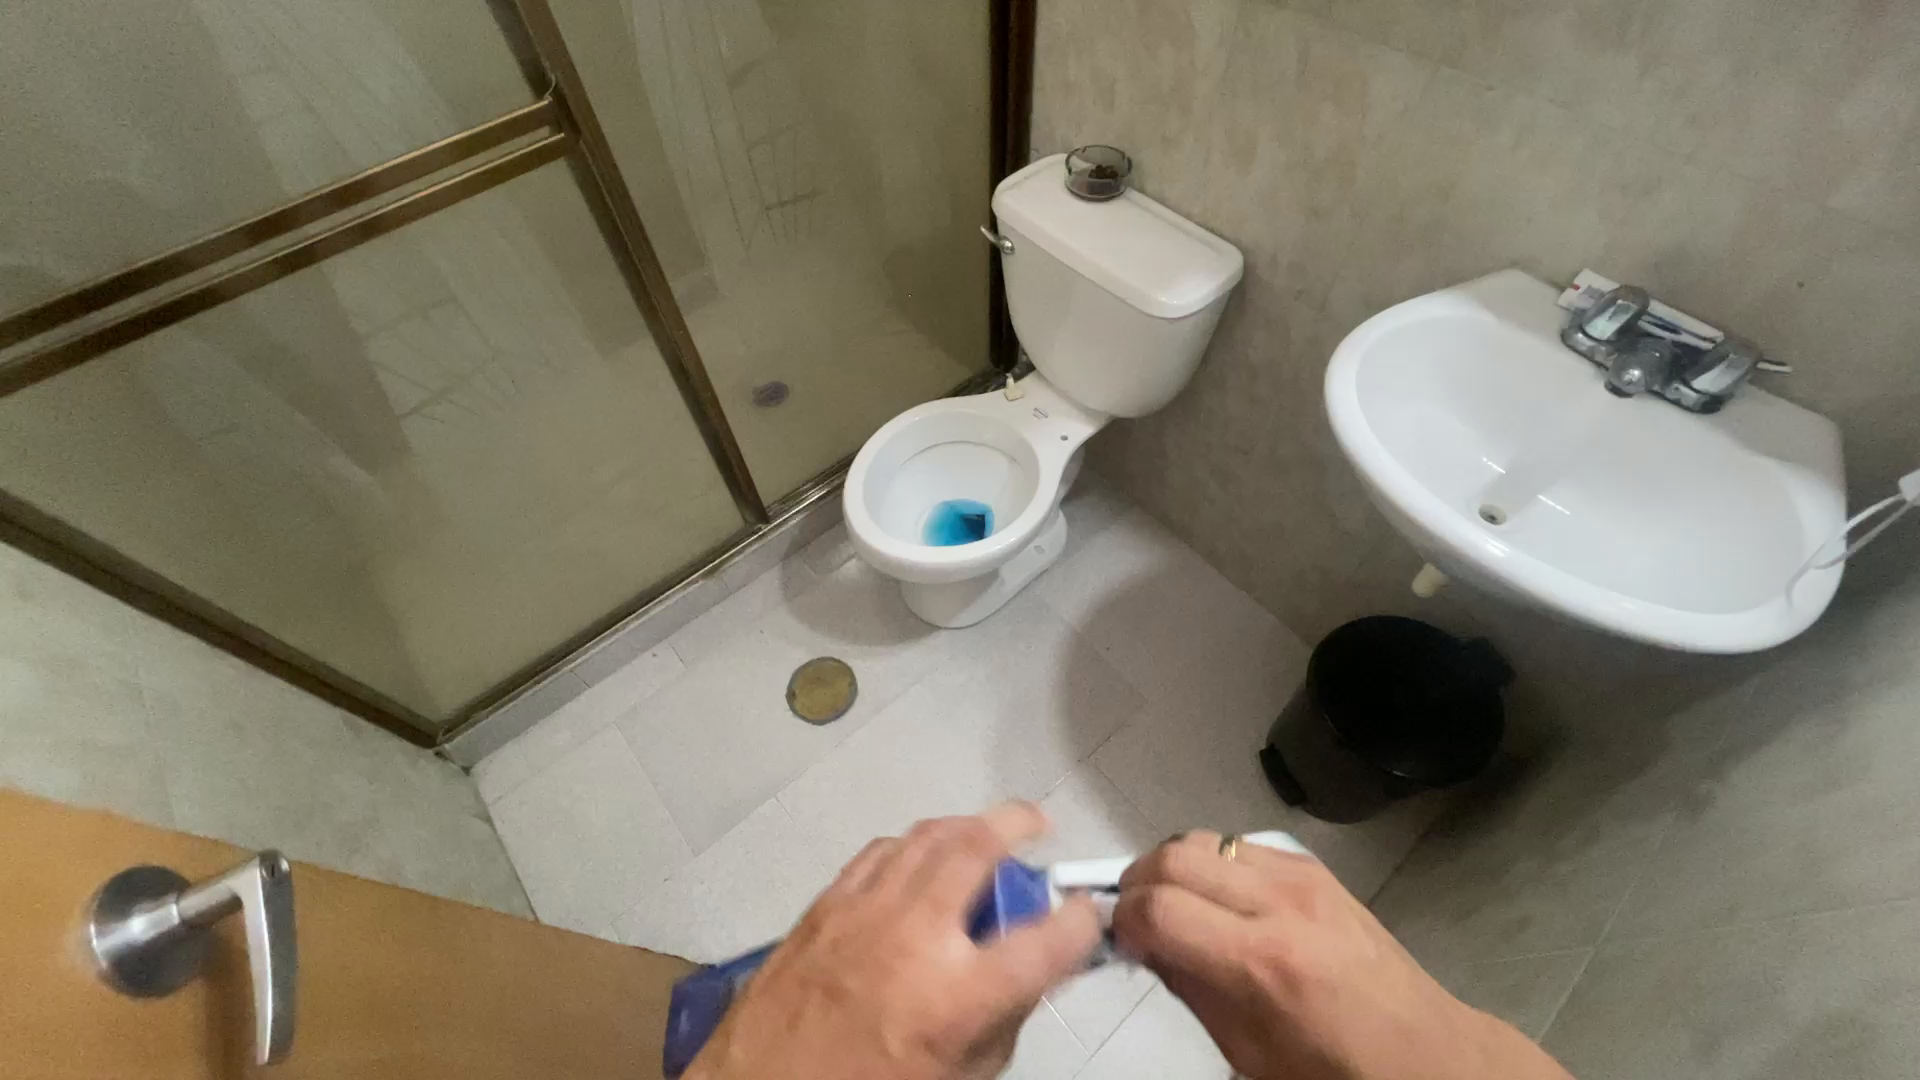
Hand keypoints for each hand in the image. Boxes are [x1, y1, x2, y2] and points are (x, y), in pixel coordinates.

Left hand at [686, 802, 1100, 1079]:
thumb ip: (1000, 1023)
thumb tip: (1032, 972)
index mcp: (953, 998)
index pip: (1041, 945)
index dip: (1079, 923)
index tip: (1089, 910)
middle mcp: (913, 937)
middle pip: (977, 850)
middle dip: (1017, 822)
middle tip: (1038, 822)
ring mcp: (865, 911)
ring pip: (927, 836)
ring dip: (965, 824)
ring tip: (984, 831)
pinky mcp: (827, 902)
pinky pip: (881, 852)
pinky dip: (912, 845)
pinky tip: (920, 857)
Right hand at [1113, 831, 1575, 1079]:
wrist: (1430, 1055)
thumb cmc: (1335, 1074)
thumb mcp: (1249, 1056)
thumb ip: (1187, 987)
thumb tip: (1140, 939)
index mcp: (1263, 965)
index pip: (1159, 909)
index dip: (1124, 920)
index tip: (1122, 942)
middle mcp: (1279, 903)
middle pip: (1171, 857)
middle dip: (1137, 884)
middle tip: (1137, 919)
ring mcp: (1298, 874)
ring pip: (1198, 837)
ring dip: (1169, 866)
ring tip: (1172, 903)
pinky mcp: (1309, 863)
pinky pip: (1233, 842)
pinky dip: (1207, 862)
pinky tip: (1216, 897)